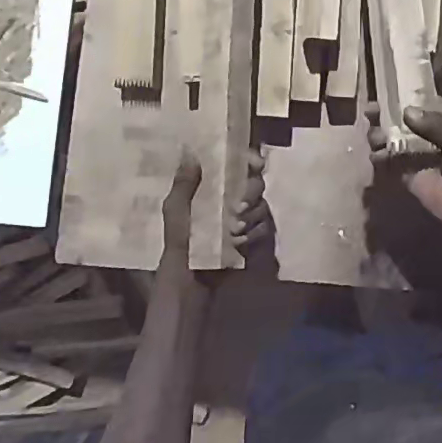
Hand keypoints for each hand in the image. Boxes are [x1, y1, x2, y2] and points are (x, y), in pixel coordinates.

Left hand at [159, 150, 273, 261]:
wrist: (189, 290)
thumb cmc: (179, 250)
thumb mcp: (175, 216)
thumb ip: (183, 186)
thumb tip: (189, 151)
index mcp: (211, 192)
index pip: (237, 166)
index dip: (249, 159)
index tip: (254, 162)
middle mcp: (232, 203)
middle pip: (255, 184)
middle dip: (251, 192)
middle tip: (238, 206)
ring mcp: (246, 223)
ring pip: (263, 207)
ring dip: (252, 215)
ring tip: (233, 230)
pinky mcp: (256, 242)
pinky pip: (266, 230)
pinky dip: (255, 234)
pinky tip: (240, 243)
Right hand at [366, 106, 441, 229]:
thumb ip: (436, 125)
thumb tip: (407, 112)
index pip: (422, 105)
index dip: (404, 98)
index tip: (387, 90)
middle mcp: (427, 136)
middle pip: (401, 121)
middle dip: (385, 115)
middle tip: (371, 111)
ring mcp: (414, 154)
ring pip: (391, 139)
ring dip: (379, 134)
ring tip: (375, 136)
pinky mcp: (404, 172)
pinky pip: (387, 160)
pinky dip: (379, 155)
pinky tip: (377, 155)